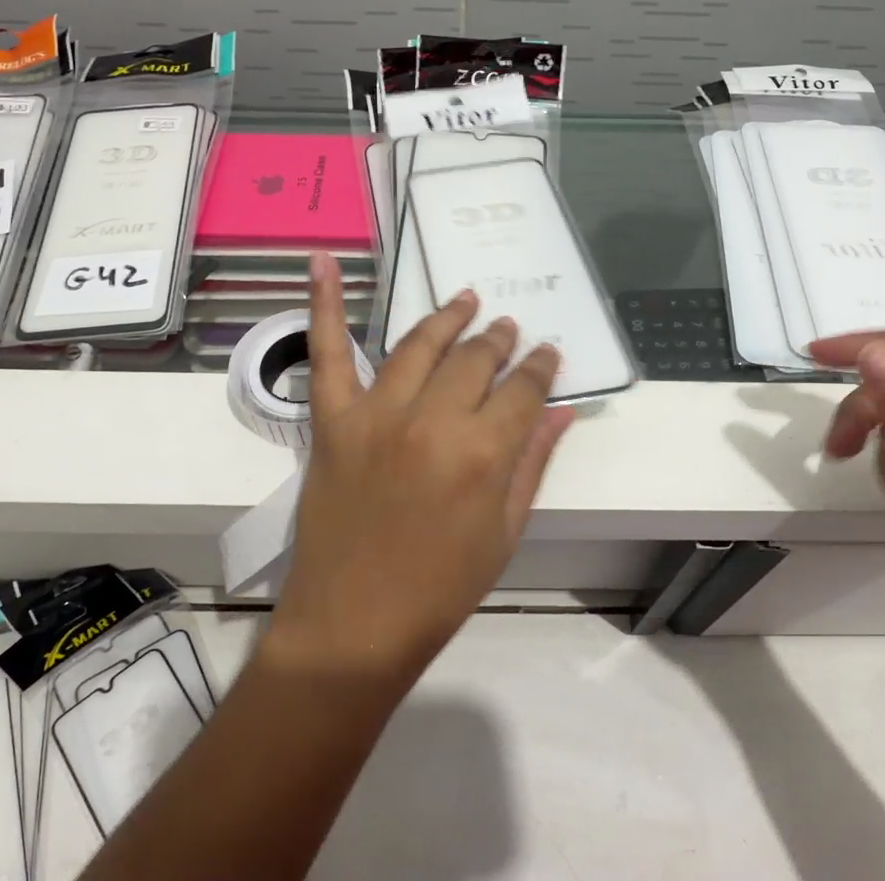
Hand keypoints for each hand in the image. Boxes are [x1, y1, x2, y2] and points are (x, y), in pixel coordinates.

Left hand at [268, 252, 575, 680]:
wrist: (354, 624)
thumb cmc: (440, 590)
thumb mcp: (504, 533)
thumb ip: (533, 464)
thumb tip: (563, 412)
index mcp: (485, 454)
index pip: (525, 389)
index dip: (541, 366)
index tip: (547, 353)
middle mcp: (435, 421)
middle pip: (475, 360)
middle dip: (499, 340)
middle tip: (507, 329)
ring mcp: (378, 415)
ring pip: (420, 345)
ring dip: (447, 318)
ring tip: (465, 301)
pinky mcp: (332, 421)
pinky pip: (326, 353)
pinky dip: (321, 303)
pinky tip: (321, 260)